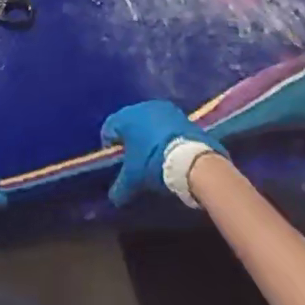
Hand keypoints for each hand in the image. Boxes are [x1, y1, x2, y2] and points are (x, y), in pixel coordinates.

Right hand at [101, 101, 226, 207]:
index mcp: (125, 117)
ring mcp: (164, 109)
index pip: (109, 129)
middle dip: (131, 140)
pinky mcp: (183, 116)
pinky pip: (167, 125)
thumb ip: (120, 187)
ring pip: (149, 123)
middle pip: (129, 124)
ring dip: (149, 136)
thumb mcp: (134, 179)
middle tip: (136, 160)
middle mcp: (141, 107)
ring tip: (155, 157)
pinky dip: (166, 136)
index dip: (111, 148)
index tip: (118, 163)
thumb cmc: (154, 164)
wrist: (195, 162)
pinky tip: (171, 152)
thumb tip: (113, 198)